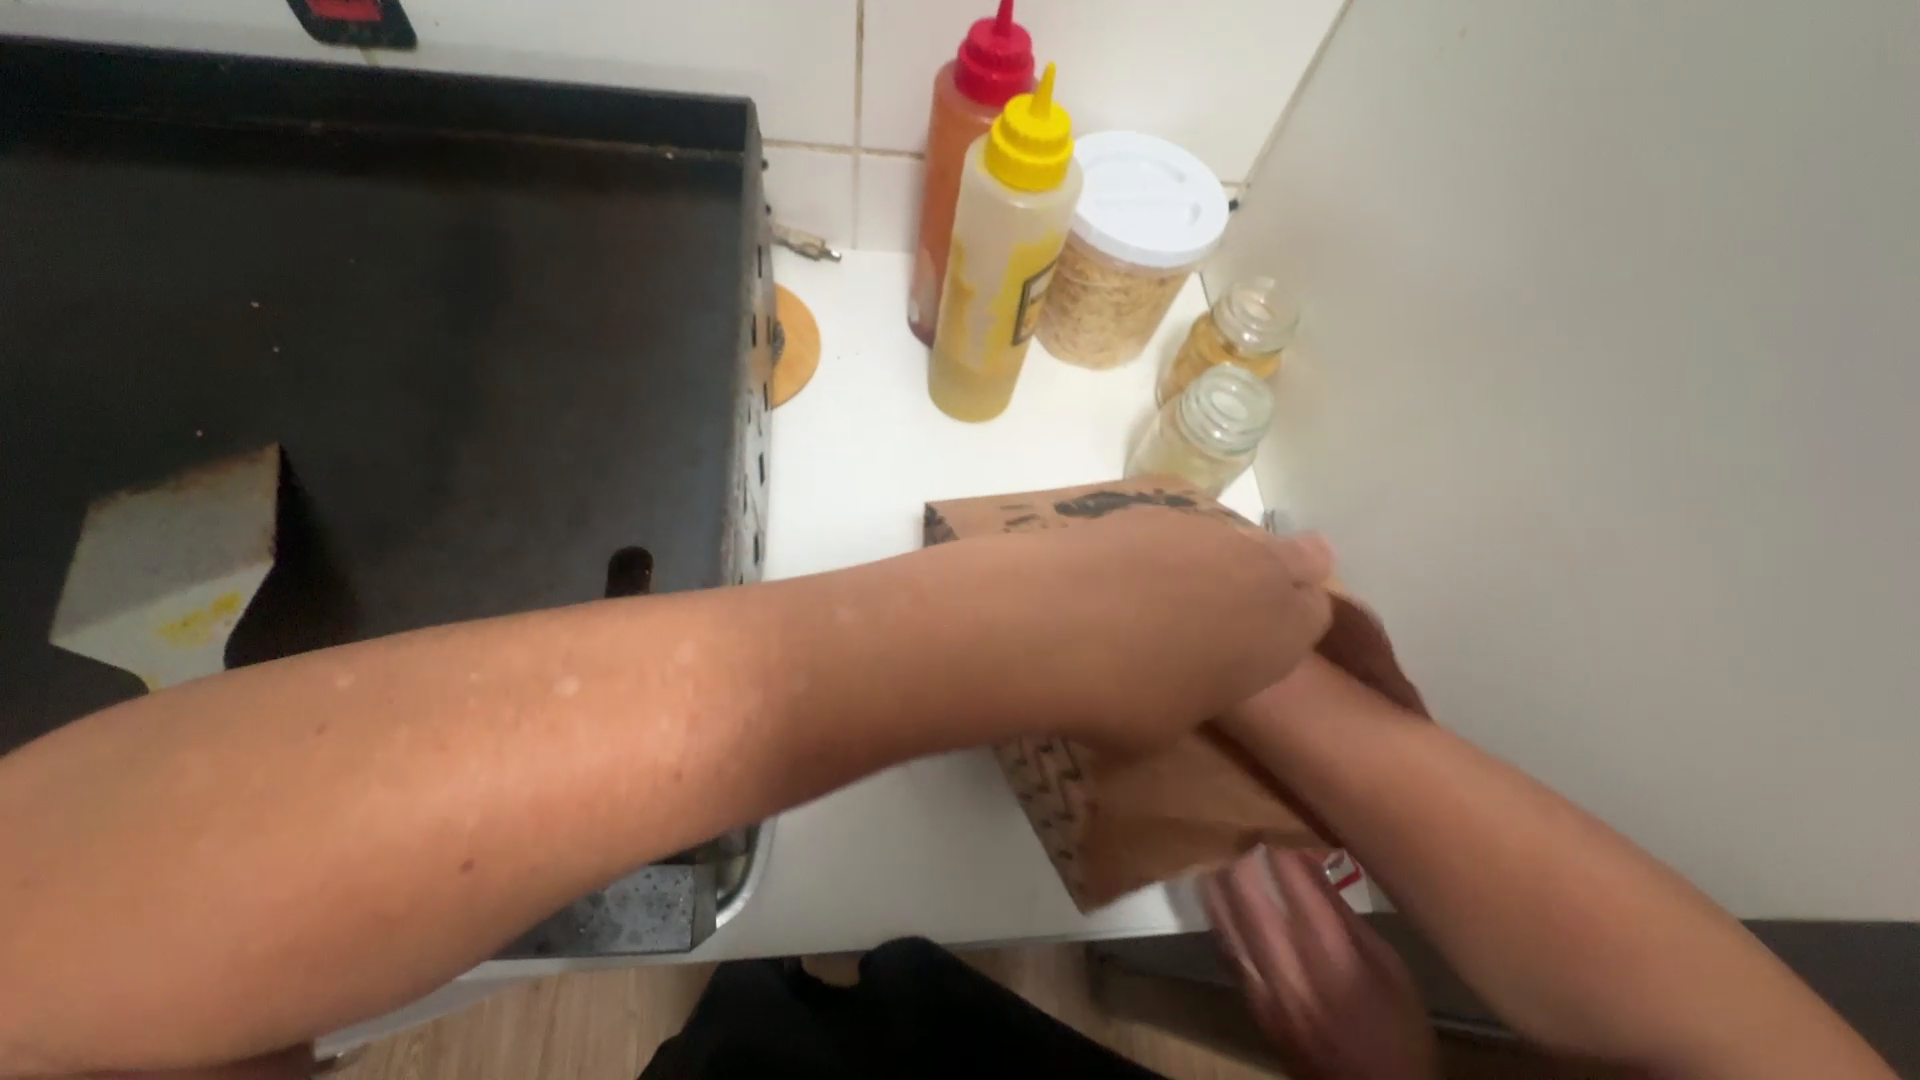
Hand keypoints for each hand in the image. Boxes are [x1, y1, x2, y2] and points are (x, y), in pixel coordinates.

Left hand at [988, 508, 1335, 753]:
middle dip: (1278, 572)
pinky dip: (1154, 548)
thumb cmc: (1124, 697)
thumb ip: (1196, 690)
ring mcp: (1200, 529)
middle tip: (1235, 600)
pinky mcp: (1145, 509)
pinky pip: (1170, 528)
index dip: (1288, 624)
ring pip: (1229, 537)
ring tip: (1160, 593)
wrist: (1052, 624)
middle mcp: (1255, 569)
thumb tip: (1175, 678)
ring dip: (1210, 560)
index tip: (1259, 639)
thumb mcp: (1173, 723)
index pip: (1314, 614)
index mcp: (1281, 631)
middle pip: (1294, 556)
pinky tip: (1116, 574)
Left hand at [1203, 847, 1439, 1079]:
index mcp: (1330, 948)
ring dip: (1226, 882)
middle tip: (1257, 850)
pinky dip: (1223, 916)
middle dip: (1248, 858)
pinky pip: (1224, 944)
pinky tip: (1229, 905)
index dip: (1284, 851)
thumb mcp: (1392, 968)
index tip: (1291, 844)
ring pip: (1222, 912)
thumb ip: (1346, 915)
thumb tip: (1314, 869)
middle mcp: (1287, 959)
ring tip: (1236, 868)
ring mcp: (1260, 981)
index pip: (1288, 875)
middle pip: (1244, 885)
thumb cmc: (1397, 1030)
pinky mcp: (1249, 999)